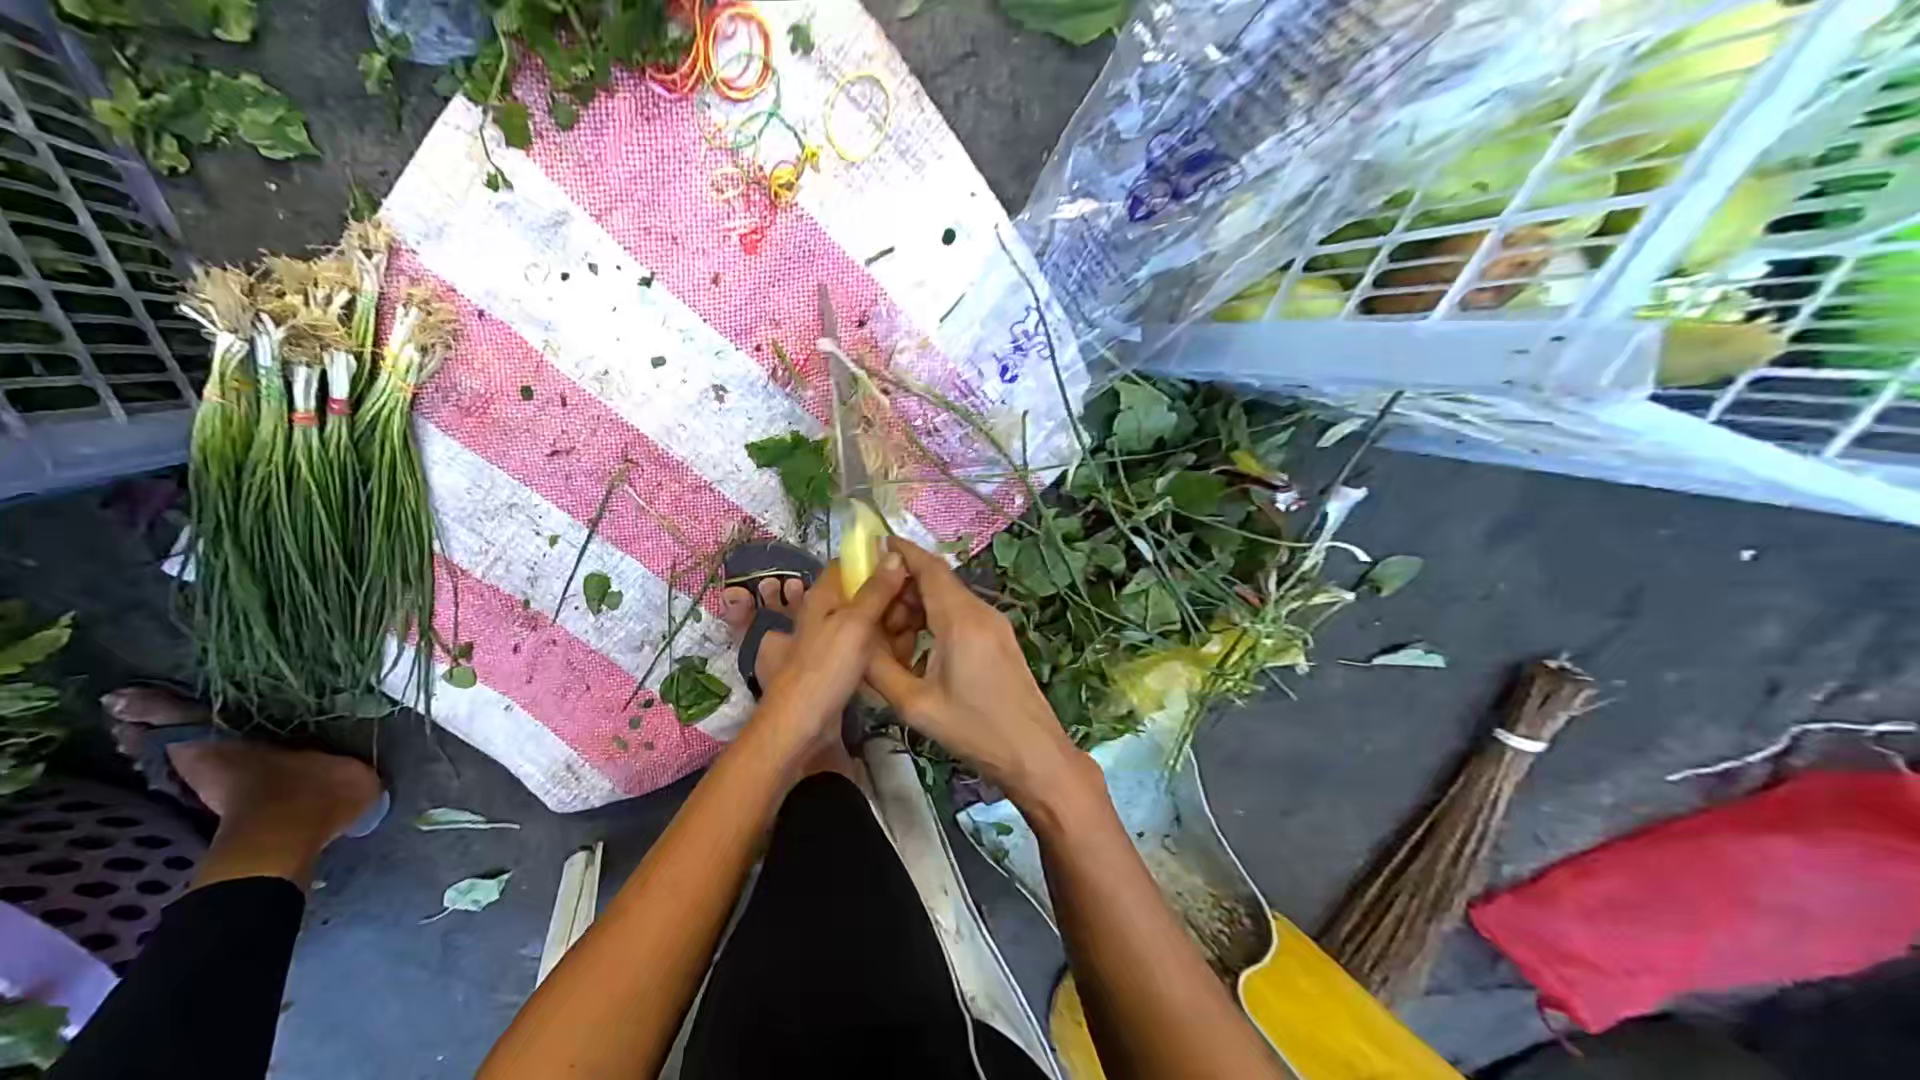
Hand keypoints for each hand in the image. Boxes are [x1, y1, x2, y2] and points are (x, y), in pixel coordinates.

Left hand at [754, 553, 909, 745]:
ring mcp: (832, 640)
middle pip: (860, 594)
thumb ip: (875, 591)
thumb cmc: (825, 668)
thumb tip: (894, 554)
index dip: (874, 562)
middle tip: (917, 603)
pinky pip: (866, 645)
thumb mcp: (855, 624)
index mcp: (822, 596)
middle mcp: (824, 614)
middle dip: (888, 595)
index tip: (905, 568)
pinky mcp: (839, 664)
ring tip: (914, 627)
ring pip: (866, 621)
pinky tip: (901, 652)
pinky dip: (882, 645)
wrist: (802, 724)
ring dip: (888, 622)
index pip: (848, 565)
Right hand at [865, 537, 1088, 802]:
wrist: (1034, 754)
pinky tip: (919, 654)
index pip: (928, 567)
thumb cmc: (974, 730)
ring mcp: (995, 624)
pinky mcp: (1000, 639)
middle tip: (874, 619)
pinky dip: (936, 623)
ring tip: (894, 644)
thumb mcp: (915, 705)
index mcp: (960, 619)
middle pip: (936, 582)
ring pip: (948, 600)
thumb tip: (856, 642)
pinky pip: (961, 617)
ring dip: (917, 610)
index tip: (873, 547)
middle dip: (901, 591)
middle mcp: (980, 612)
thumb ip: (879, 668)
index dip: (900, 552)